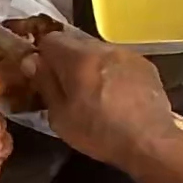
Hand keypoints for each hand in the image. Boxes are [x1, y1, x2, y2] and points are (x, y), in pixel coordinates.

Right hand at [28, 31, 179, 169]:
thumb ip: (45, 84)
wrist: (150, 142)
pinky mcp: (145, 65)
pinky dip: (111, 71)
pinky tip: (116, 94)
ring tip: (93, 92)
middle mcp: (103, 48)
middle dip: (66, 59)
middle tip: (66, 86)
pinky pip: (119, 61)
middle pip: (75, 42)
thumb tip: (32, 61)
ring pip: (99, 51)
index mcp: (78, 58)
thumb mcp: (61, 117)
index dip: (42, 55)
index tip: (42, 74)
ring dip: (90, 65)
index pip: (50, 39)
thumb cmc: (99, 133)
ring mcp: (127, 54)